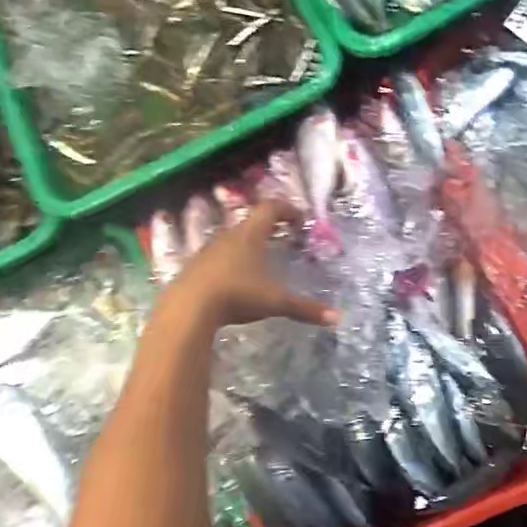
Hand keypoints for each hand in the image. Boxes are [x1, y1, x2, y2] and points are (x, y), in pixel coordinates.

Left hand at [162, 201, 337, 331]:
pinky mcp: (196, 267)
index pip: (270, 208)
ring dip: (250, 243)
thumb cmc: (237, 295)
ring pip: (234, 239)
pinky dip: (234, 260)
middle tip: (286, 237)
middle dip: (270, 227)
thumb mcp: (276, 302)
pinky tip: (239, 280)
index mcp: (251, 235)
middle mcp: (229, 236)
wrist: (188, 308)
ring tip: (264, 259)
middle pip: (251, 222)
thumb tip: (338, 317)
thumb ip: (305, 309)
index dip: (287, 209)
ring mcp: (209, 250)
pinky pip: (220, 256)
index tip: (300, 218)